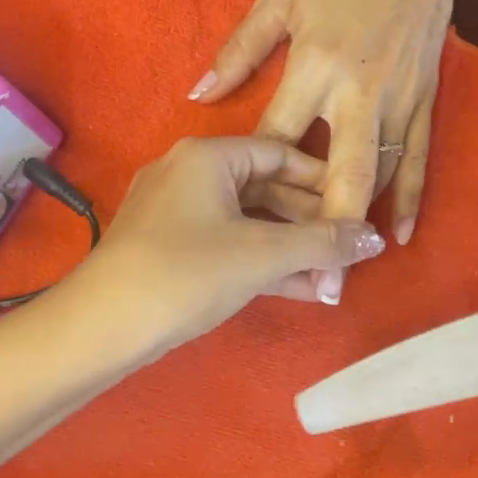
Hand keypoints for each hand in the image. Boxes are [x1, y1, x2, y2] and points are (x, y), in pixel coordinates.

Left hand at [64, 137, 386, 347]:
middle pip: (263, 188)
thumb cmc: (186, 272)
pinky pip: (226, 244)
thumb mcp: (261, 255)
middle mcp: (187, 173)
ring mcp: (174, 211)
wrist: (103, 323)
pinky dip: (261, 262)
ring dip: (290, 248)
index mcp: (206, 157)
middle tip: (353, 252)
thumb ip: (321, 243)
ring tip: (337, 276)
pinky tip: (304, 289)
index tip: (361, 208)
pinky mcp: (168, 247)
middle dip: (310, 223)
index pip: (279, 154)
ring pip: (246, 221)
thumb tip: (373, 237)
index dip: (324, 182)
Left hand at [193, 0, 477, 248]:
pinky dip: (412, 196)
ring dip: (360, 222)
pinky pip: (418, 157)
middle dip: (327, 233)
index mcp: (313, 70)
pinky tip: (398, 234)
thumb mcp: (280, 1)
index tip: (242, 225)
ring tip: (344, 273)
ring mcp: (396, 102)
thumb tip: (201, 92)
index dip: (264, 187)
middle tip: (321, 286)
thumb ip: (241, 52)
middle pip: (339, 175)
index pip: (280, 139)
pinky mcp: (425, 101)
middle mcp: (355, 96)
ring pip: (378, 174)